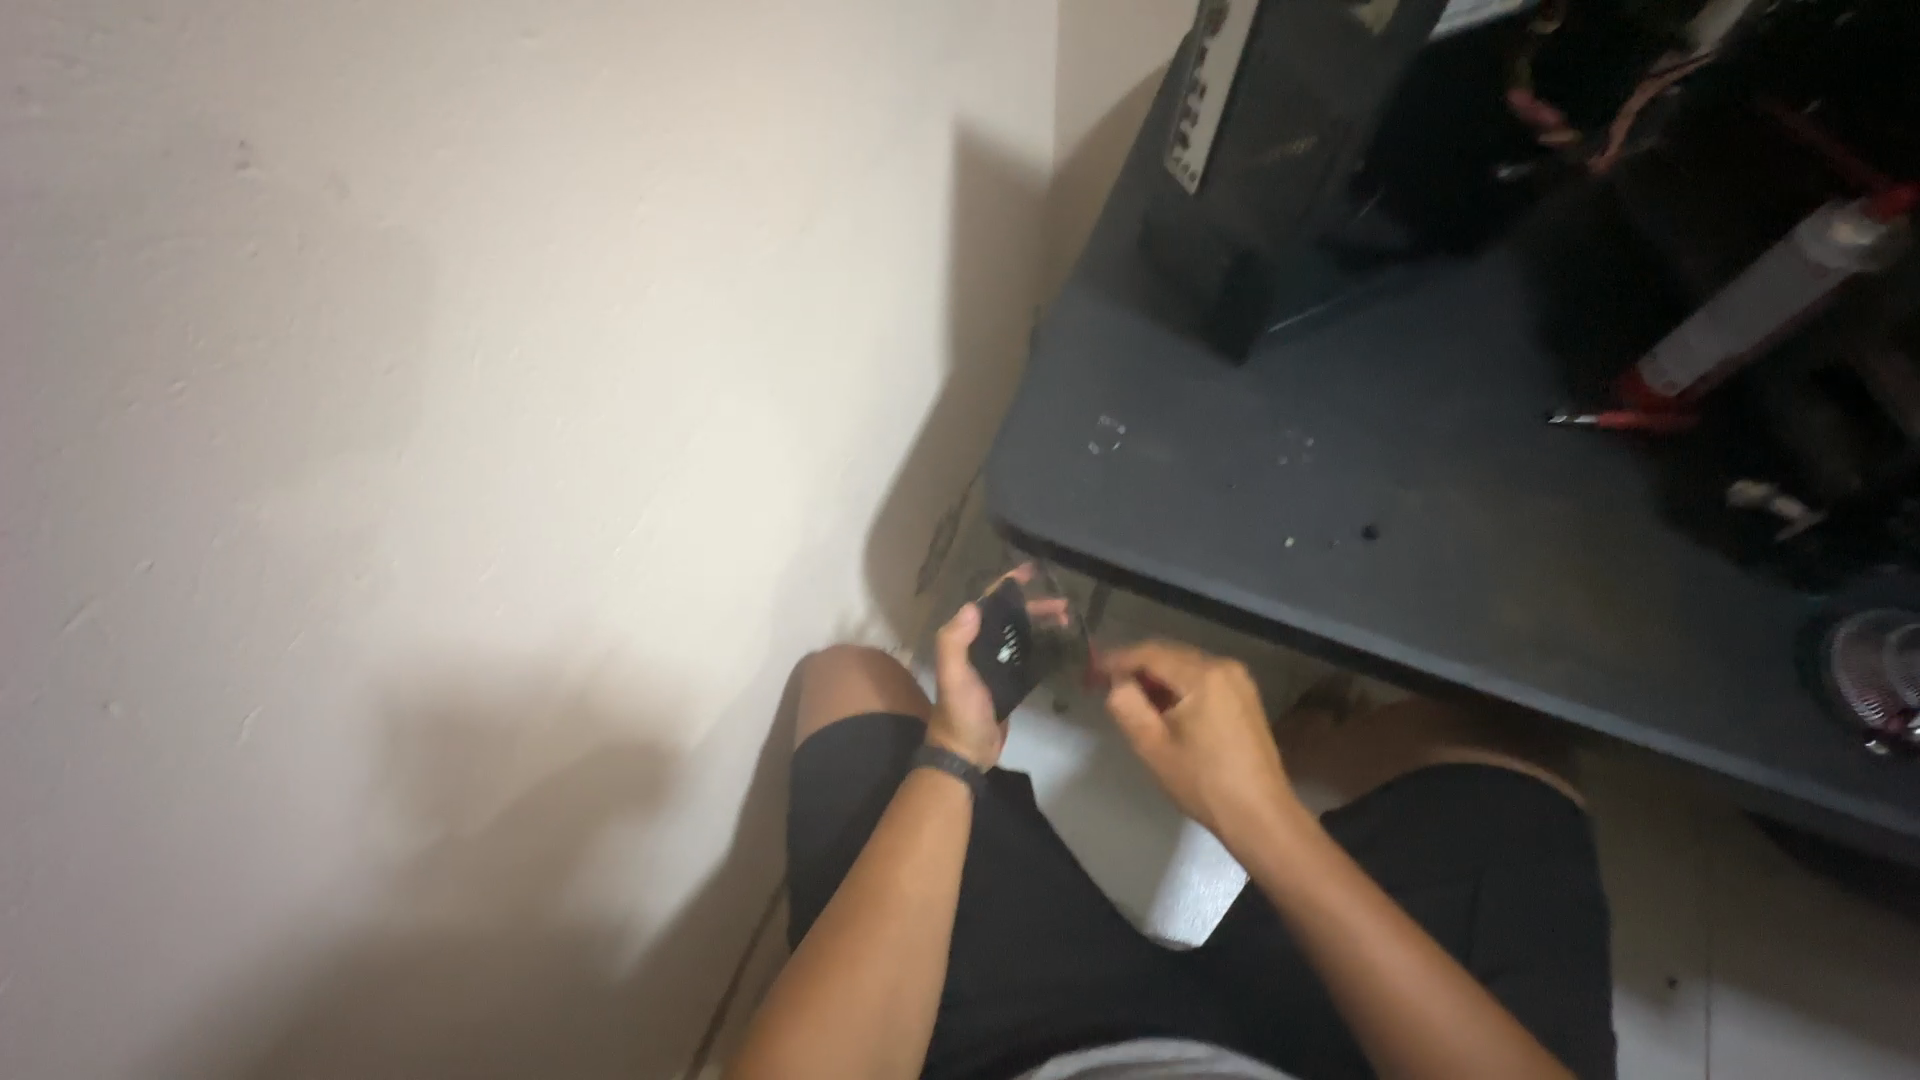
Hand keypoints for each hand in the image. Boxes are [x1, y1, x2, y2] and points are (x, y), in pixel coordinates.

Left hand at [924, 565, 1070, 768]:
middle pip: (1009, 617)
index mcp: (965, 640)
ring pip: (1020, 634)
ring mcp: (995, 664)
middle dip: (1034, 606)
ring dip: (1041, 624)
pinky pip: (1027, 657)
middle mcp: (979, 647)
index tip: (1031, 571)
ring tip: (1068, 620)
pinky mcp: (1008, 682)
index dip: (1007, 585)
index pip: (986, 604)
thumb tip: (973, 606)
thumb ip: (955, 642)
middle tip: (1064, 605)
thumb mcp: (954, 676)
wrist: (965, 753)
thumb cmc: (959, 712)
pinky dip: (1043, 647)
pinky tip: (1061, 644)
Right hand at [1100, 641, 1302, 849]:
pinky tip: (1163, 708)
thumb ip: (1126, 705)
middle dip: (1136, 668)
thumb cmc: (1203, 782)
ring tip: (1131, 699)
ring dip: (1157, 678)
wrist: (1260, 816)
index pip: (1150, 654)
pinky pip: (1202, 679)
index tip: (1092, 671)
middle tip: (1105, 685)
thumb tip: (1117, 682)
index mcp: (1202, 675)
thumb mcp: (1152, 746)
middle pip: (1169, 655)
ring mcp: (1239, 681)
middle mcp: (1224, 667)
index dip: (1117, 660)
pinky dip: (1178, 687)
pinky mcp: (1244, 697)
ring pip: (1185, 667)